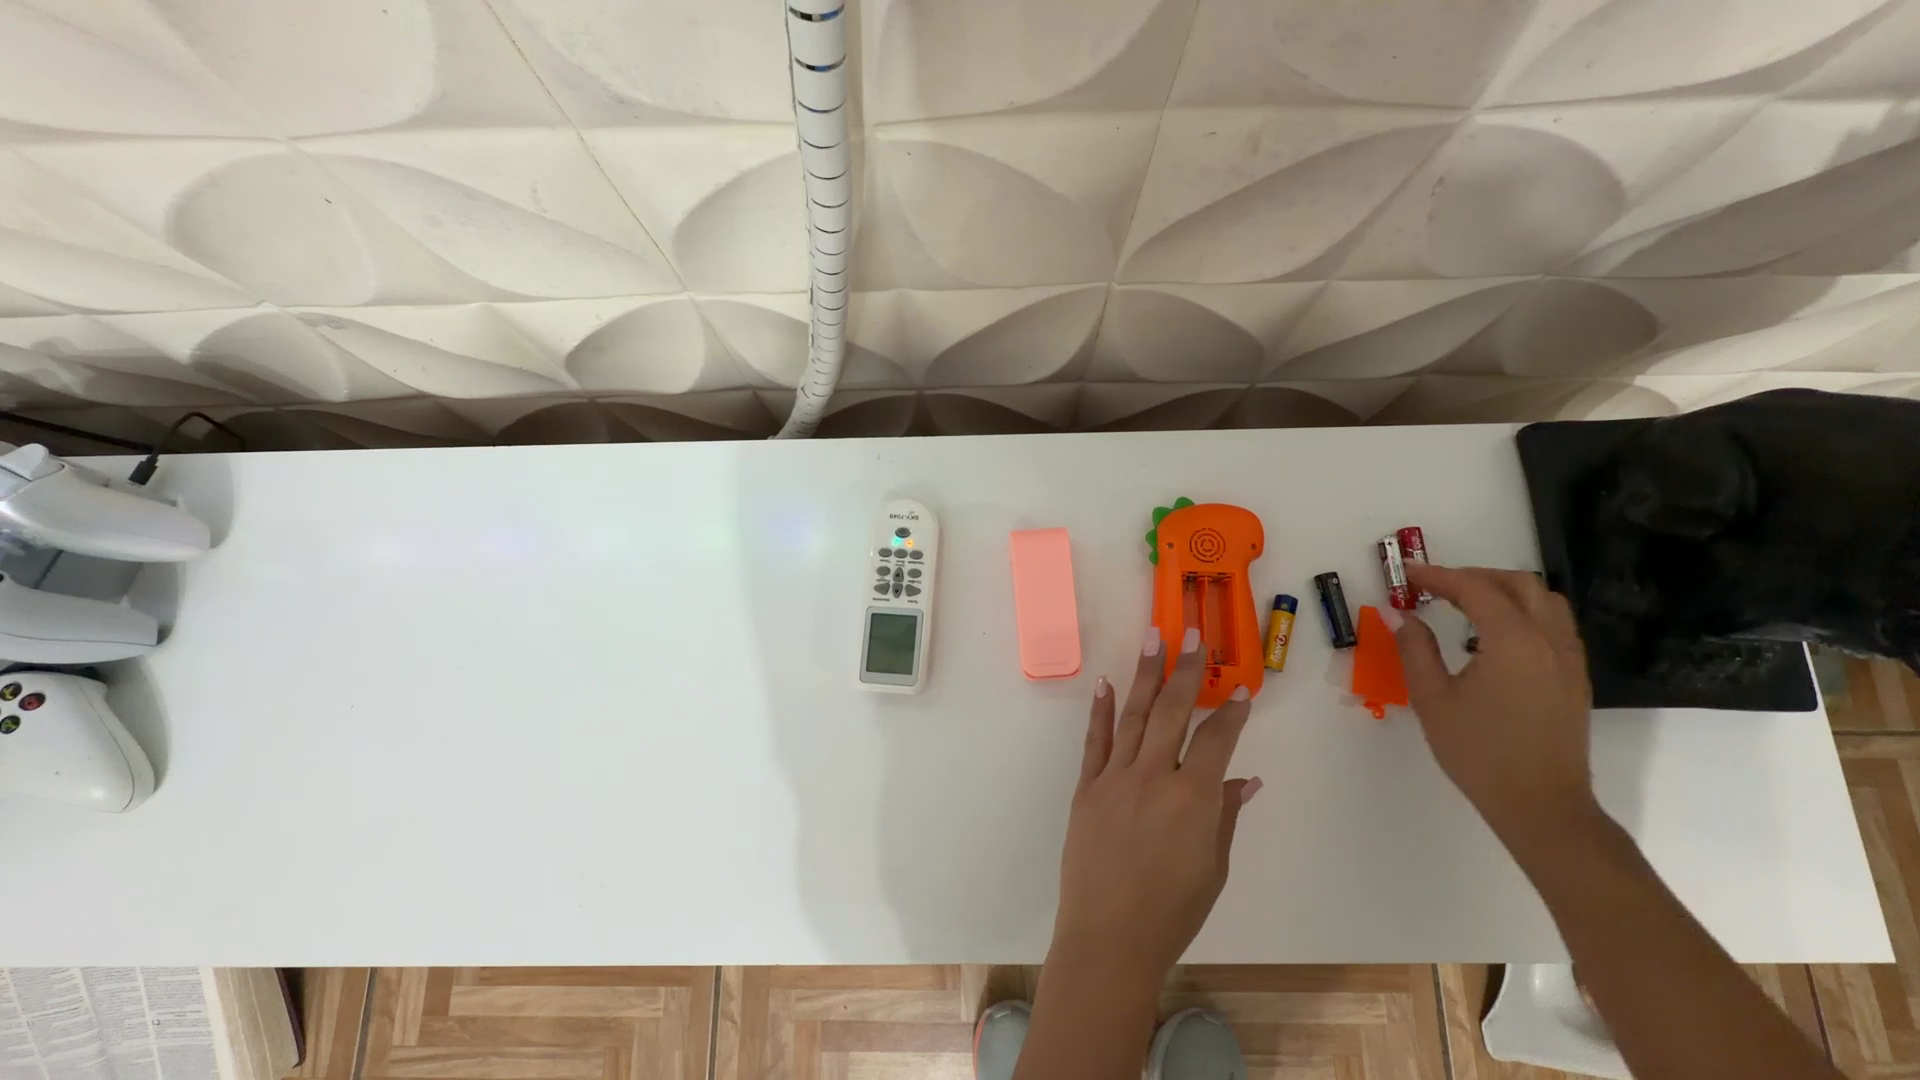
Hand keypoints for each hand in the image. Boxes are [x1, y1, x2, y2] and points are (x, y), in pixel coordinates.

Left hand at [1050, 625, 1260, 988]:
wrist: (1108, 937)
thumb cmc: (1172, 912)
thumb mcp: (1213, 867)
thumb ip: (1225, 816)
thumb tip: (1245, 780)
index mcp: (1193, 798)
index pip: (1218, 739)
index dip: (1232, 712)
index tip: (1241, 688)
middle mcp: (1154, 776)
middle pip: (1173, 712)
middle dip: (1186, 670)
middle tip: (1192, 634)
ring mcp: (1114, 778)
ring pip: (1133, 715)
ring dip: (1145, 674)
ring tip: (1152, 637)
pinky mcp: (1086, 788)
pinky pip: (1095, 741)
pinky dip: (1100, 710)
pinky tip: (1104, 682)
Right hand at [1395, 563, 1596, 838]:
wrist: (1540, 804)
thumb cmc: (1479, 752)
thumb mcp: (1432, 699)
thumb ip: (1415, 650)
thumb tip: (1400, 616)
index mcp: (1513, 640)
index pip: (1475, 589)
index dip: (1439, 576)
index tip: (1408, 574)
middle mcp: (1549, 640)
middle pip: (1520, 584)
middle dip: (1476, 577)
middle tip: (1437, 587)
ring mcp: (1568, 659)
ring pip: (1545, 602)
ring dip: (1505, 592)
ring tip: (1466, 605)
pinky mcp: (1574, 679)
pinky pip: (1554, 626)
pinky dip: (1524, 614)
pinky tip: (1494, 637)